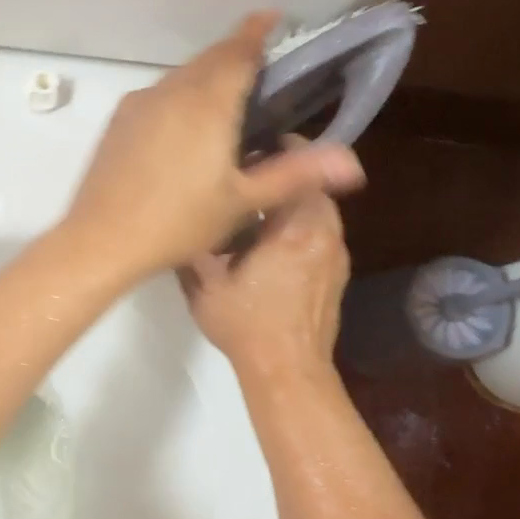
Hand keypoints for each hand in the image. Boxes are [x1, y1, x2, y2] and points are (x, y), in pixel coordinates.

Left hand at [60, 11, 364, 275]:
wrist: (98, 243)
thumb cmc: (175, 223)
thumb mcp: (241, 202)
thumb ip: (294, 175)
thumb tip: (352, 164)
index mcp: (207, 100)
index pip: (238, 48)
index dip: (259, 31)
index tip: (275, 21)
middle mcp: (170, 90)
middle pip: (209, 60)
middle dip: (235, 57)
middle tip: (260, 71)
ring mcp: (137, 106)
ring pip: (180, 78)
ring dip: (205, 80)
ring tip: (226, 103)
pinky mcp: (116, 126)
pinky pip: (156, 98)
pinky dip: (178, 100)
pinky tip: (184, 130)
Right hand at [179, 167, 351, 379]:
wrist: (287, 369)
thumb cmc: (245, 324)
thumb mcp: (205, 284)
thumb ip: (196, 247)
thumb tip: (184, 221)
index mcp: (295, 226)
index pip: (297, 167)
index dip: (274, 151)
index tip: (247, 149)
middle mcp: (324, 232)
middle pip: (307, 189)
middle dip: (279, 183)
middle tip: (243, 186)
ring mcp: (335, 255)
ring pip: (315, 214)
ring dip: (289, 210)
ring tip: (253, 219)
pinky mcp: (336, 275)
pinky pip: (317, 238)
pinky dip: (297, 234)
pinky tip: (268, 251)